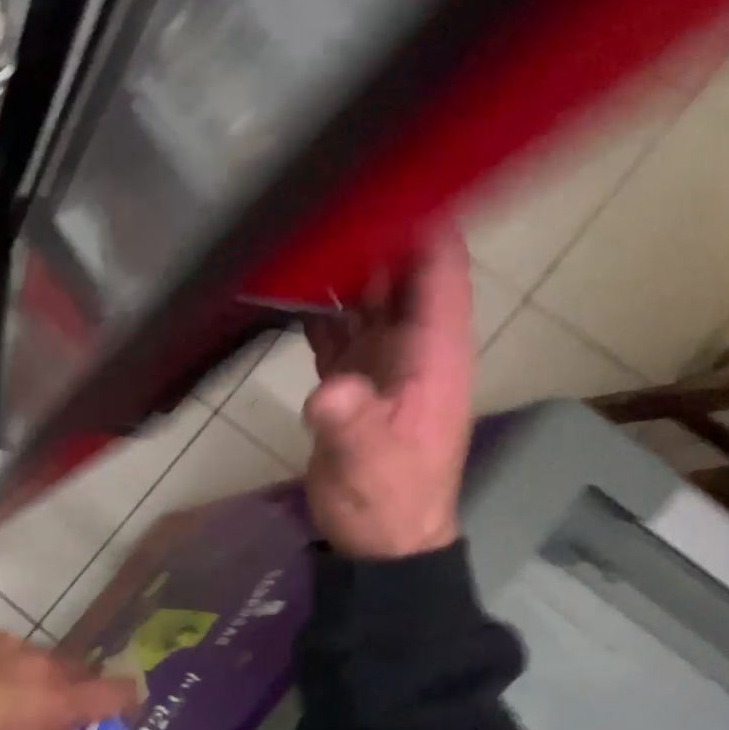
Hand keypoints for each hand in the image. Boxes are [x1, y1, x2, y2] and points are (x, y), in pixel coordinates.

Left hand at [0, 632, 137, 729]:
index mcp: (62, 700)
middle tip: (63, 722)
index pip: (122, 690)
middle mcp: (47, 664)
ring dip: (52, 680)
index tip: (114, 723)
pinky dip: (22, 666)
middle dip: (84, 697)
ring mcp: (19, 646)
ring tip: (24, 704)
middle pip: (87, 674)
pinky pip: (23, 650)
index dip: (127, 706)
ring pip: (54, 660)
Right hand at [300, 231, 476, 559]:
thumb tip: (327, 391)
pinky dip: (319, 309)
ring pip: (368, 299)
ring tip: (299, 236)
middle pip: (400, 276)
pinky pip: (339, 329)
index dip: (422, 230)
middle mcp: (412, 347)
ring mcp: (382, 363)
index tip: (388, 189)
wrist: (381, 540)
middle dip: (372, 238)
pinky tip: (289, 290)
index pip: (439, 275)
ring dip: (341, 270)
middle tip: (322, 203)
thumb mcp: (369, 465)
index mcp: (432, 355)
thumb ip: (350, 425)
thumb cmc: (386, 500)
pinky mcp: (353, 381)